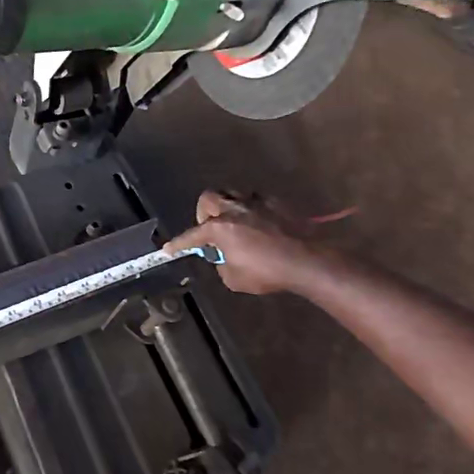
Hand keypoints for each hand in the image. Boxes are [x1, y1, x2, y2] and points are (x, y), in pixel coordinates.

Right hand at [164, 191, 333, 295]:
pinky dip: (252, 211)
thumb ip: (222, 263)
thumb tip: (224, 256)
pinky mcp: (275, 203)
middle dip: (205, 213)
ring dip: (229, 208)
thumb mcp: (234, 278)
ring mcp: (256, 202)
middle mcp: (234, 209)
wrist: (305, 260)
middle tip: (212, 230)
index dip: (179, 244)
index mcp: (219, 228)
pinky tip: (259, 226)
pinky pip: (256, 201)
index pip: (192, 236)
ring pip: (232, 195)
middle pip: (208, 199)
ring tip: (235, 225)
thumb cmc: (266, 272)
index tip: (169, 248)